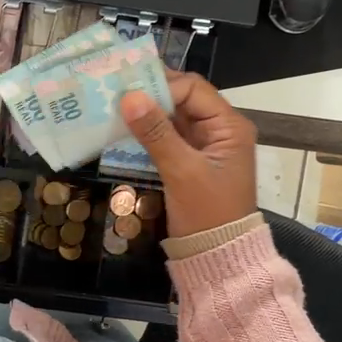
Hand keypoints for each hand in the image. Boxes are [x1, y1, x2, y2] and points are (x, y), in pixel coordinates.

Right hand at [118, 73, 257, 238]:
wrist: (217, 254)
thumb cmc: (207, 212)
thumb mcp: (181, 170)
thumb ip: (156, 132)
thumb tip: (129, 96)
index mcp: (229, 126)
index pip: (193, 89)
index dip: (161, 87)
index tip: (127, 92)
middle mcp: (219, 128)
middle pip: (183, 98)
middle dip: (151, 93)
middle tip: (114, 90)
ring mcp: (204, 144)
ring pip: (172, 115)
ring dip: (146, 110)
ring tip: (112, 105)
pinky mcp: (189, 158)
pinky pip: (166, 134)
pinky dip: (147, 129)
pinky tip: (122, 127)